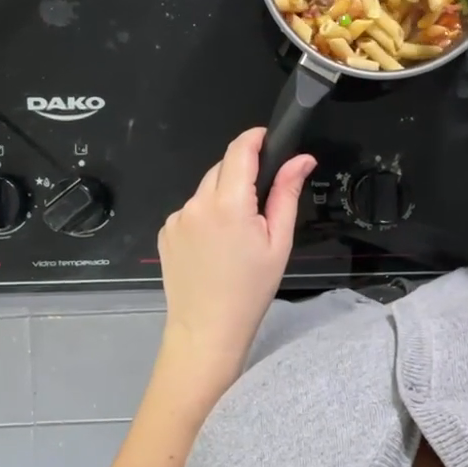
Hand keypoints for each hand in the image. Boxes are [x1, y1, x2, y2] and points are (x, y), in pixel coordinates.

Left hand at [157, 127, 314, 375]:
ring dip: (223, 198)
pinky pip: (191, 211)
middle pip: (221, 168)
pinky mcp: (166, 231)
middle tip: (260, 206)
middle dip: (242, 175)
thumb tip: (301, 159)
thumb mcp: (279, 242)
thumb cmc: (250, 289)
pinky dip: (205, 217)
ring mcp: (177, 218)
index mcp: (229, 204)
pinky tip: (216, 246)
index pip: (239, 150)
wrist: (207, 328)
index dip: (254, 138)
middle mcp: (197, 204)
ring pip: (205, 190)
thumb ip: (287, 194)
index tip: (267, 138)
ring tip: (236, 235)